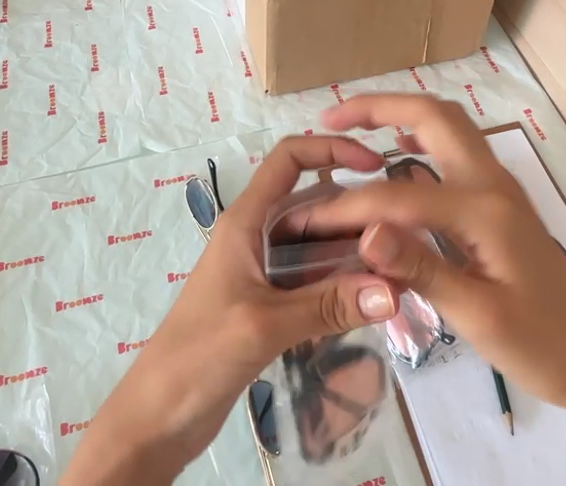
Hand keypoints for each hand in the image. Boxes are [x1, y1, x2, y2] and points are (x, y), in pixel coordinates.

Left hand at [64, 136, 400, 484]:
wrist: (157, 417)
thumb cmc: (198, 355)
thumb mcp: (264, 325)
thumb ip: (328, 306)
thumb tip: (394, 289)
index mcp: (245, 220)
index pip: (289, 159)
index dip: (331, 148)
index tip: (377, 164)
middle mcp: (256, 236)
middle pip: (314, 204)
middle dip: (358, 211)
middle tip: (408, 232)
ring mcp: (264, 271)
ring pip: (319, 244)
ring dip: (356, 251)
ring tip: (404, 266)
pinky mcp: (270, 304)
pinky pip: (315, 279)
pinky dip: (344, 283)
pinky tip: (377, 299)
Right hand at [311, 95, 565, 485]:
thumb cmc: (538, 343)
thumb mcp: (477, 315)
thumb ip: (421, 268)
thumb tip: (364, 233)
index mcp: (484, 208)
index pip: (398, 195)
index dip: (349, 206)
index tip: (307, 220)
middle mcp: (492, 181)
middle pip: (434, 114)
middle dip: (378, 106)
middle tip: (329, 118)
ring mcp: (499, 185)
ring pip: (447, 123)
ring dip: (400, 113)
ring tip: (353, 127)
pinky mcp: (498, 199)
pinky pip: (454, 147)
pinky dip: (419, 136)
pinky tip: (395, 156)